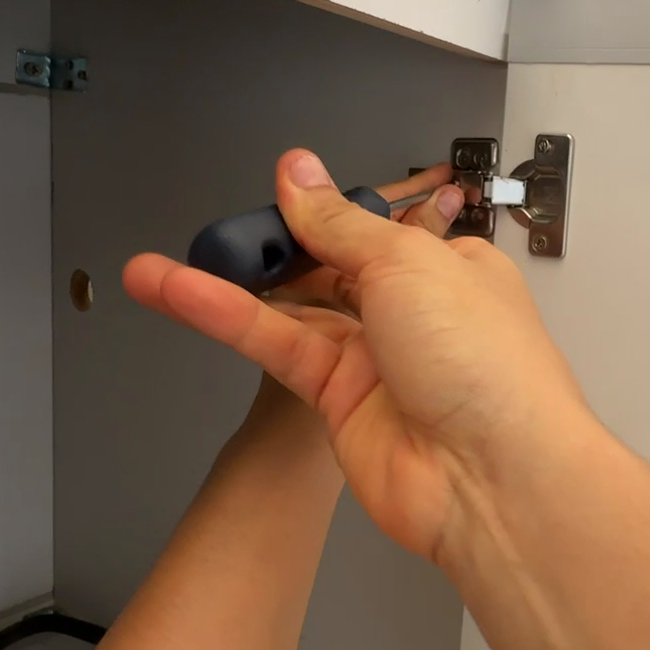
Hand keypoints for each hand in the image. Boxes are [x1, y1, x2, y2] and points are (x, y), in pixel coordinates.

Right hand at [123, 150, 594, 562]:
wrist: (492, 476)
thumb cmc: (482, 357)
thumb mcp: (409, 263)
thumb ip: (342, 224)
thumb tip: (301, 174)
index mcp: (451, 269)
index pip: (379, 231)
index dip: (326, 212)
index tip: (275, 193)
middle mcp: (416, 313)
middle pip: (332, 270)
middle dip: (276, 251)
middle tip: (216, 233)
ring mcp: (378, 359)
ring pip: (294, 310)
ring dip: (230, 288)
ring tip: (158, 268)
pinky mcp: (341, 401)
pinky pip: (281, 348)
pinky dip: (230, 321)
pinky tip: (179, 293)